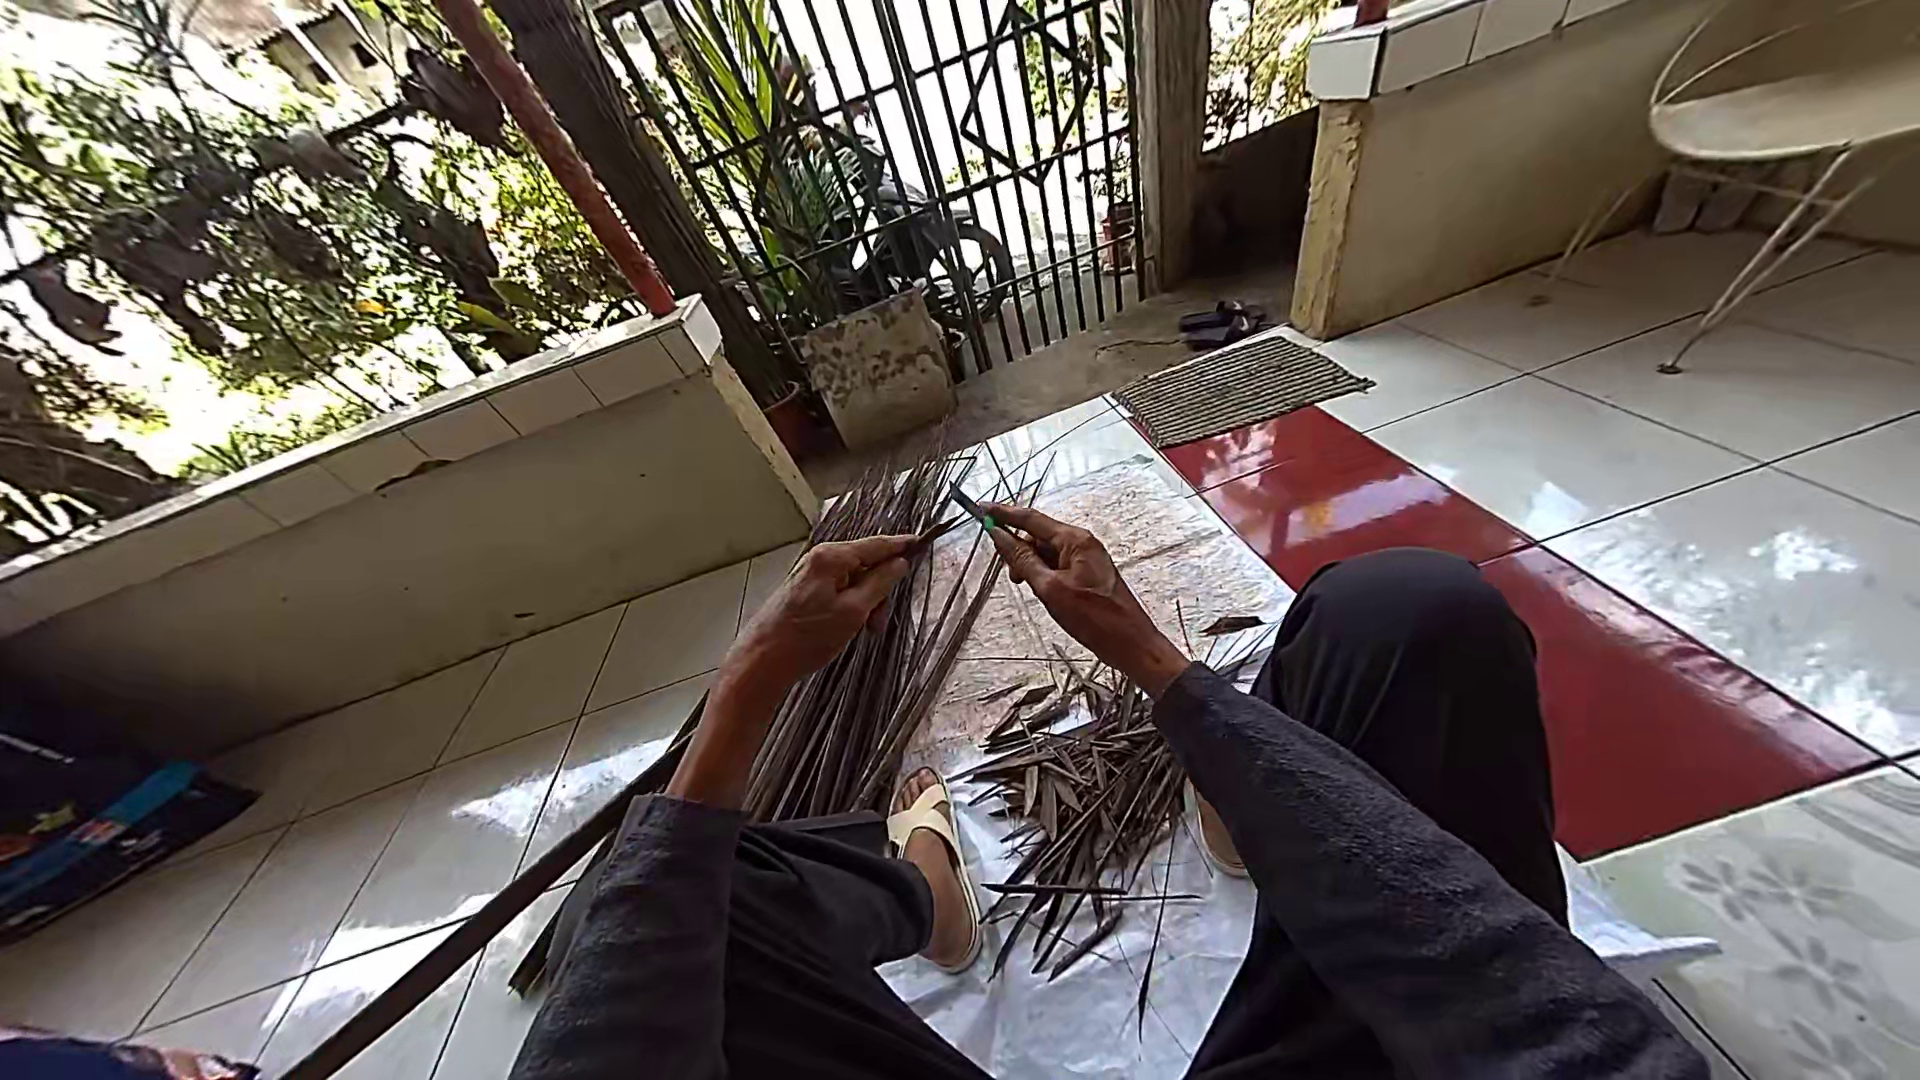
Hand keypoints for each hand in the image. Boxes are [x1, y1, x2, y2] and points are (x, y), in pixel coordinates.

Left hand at [721, 534, 914, 698]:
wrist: (762, 662)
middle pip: (865, 564)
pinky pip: (840, 591)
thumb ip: (880, 583)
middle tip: (881, 621)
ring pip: (854, 581)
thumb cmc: (806, 637)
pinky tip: (850, 628)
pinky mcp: (806, 592)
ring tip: (865, 630)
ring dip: (867, 603)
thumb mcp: (854, 611)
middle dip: (880, 590)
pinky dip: (852, 607)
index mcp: (831, 557)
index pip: (876, 544)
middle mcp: (820, 560)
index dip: (900, 545)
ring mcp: (811, 575)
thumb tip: (899, 563)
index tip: (920, 543)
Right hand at [982, 504, 1190, 697]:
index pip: (1031, 519)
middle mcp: (1082, 543)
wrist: (1130, 644)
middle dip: (1019, 550)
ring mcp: (1086, 558)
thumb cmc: (1098, 619)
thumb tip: (1001, 537)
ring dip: (1031, 566)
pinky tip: (1043, 593)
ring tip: (1029, 588)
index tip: (983, 510)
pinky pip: (1057, 565)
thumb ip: (1023, 560)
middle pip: (1038, 535)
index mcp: (1075, 540)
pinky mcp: (1087, 573)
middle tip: (1009, 572)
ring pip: (1046, 552)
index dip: (1004, 514)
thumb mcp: (1050, 589)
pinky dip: (1043, 575)